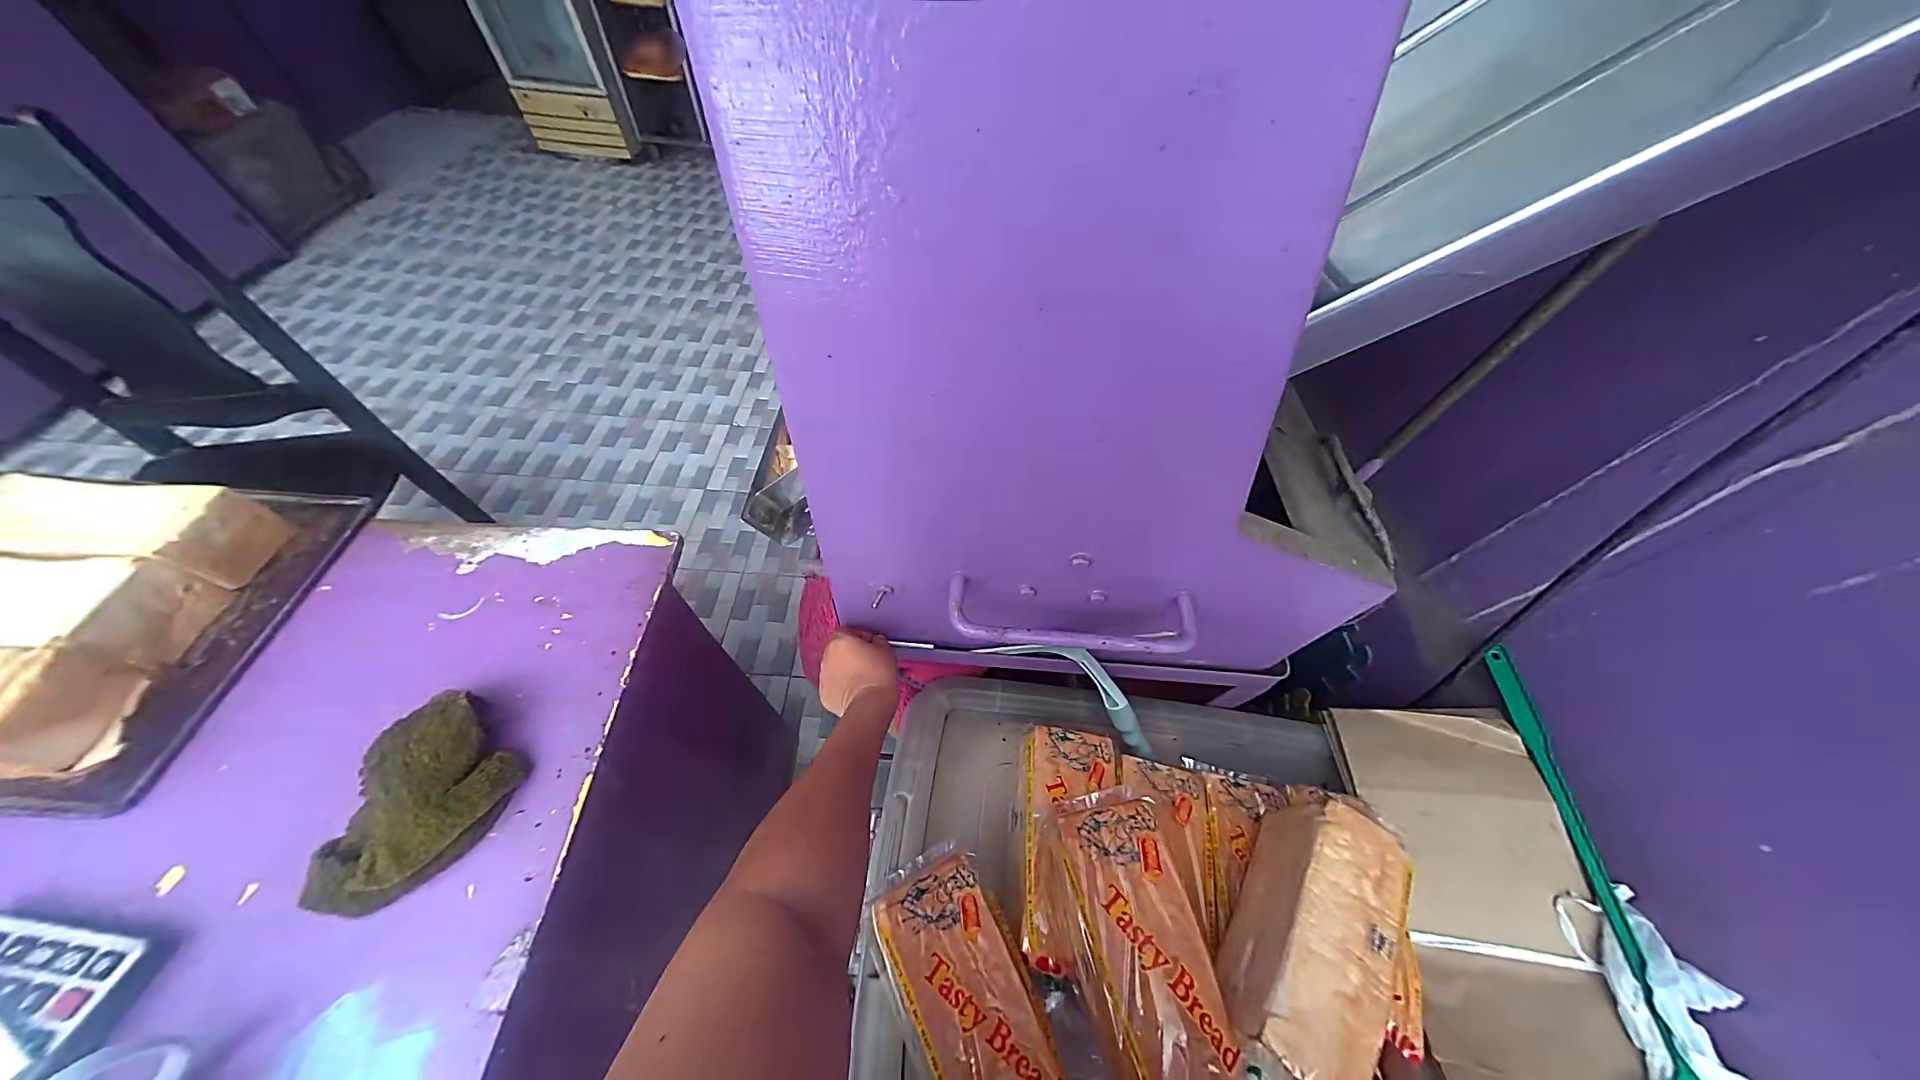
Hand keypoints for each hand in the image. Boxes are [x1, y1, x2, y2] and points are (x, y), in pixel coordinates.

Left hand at [817, 629, 898, 716]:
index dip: (860, 636)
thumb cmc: (878, 676)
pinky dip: (842, 686)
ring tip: (863, 677)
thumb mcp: (886, 650)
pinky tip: (856, 690)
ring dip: (845, 669)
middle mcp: (827, 656)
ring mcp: (823, 676)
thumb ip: (878, 640)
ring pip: (834, 667)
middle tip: (867, 660)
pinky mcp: (824, 694)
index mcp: (840, 641)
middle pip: (838, 649)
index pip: (847, 630)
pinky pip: (833, 684)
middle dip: (850, 653)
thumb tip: (875, 642)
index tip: (870, 643)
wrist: (870, 705)